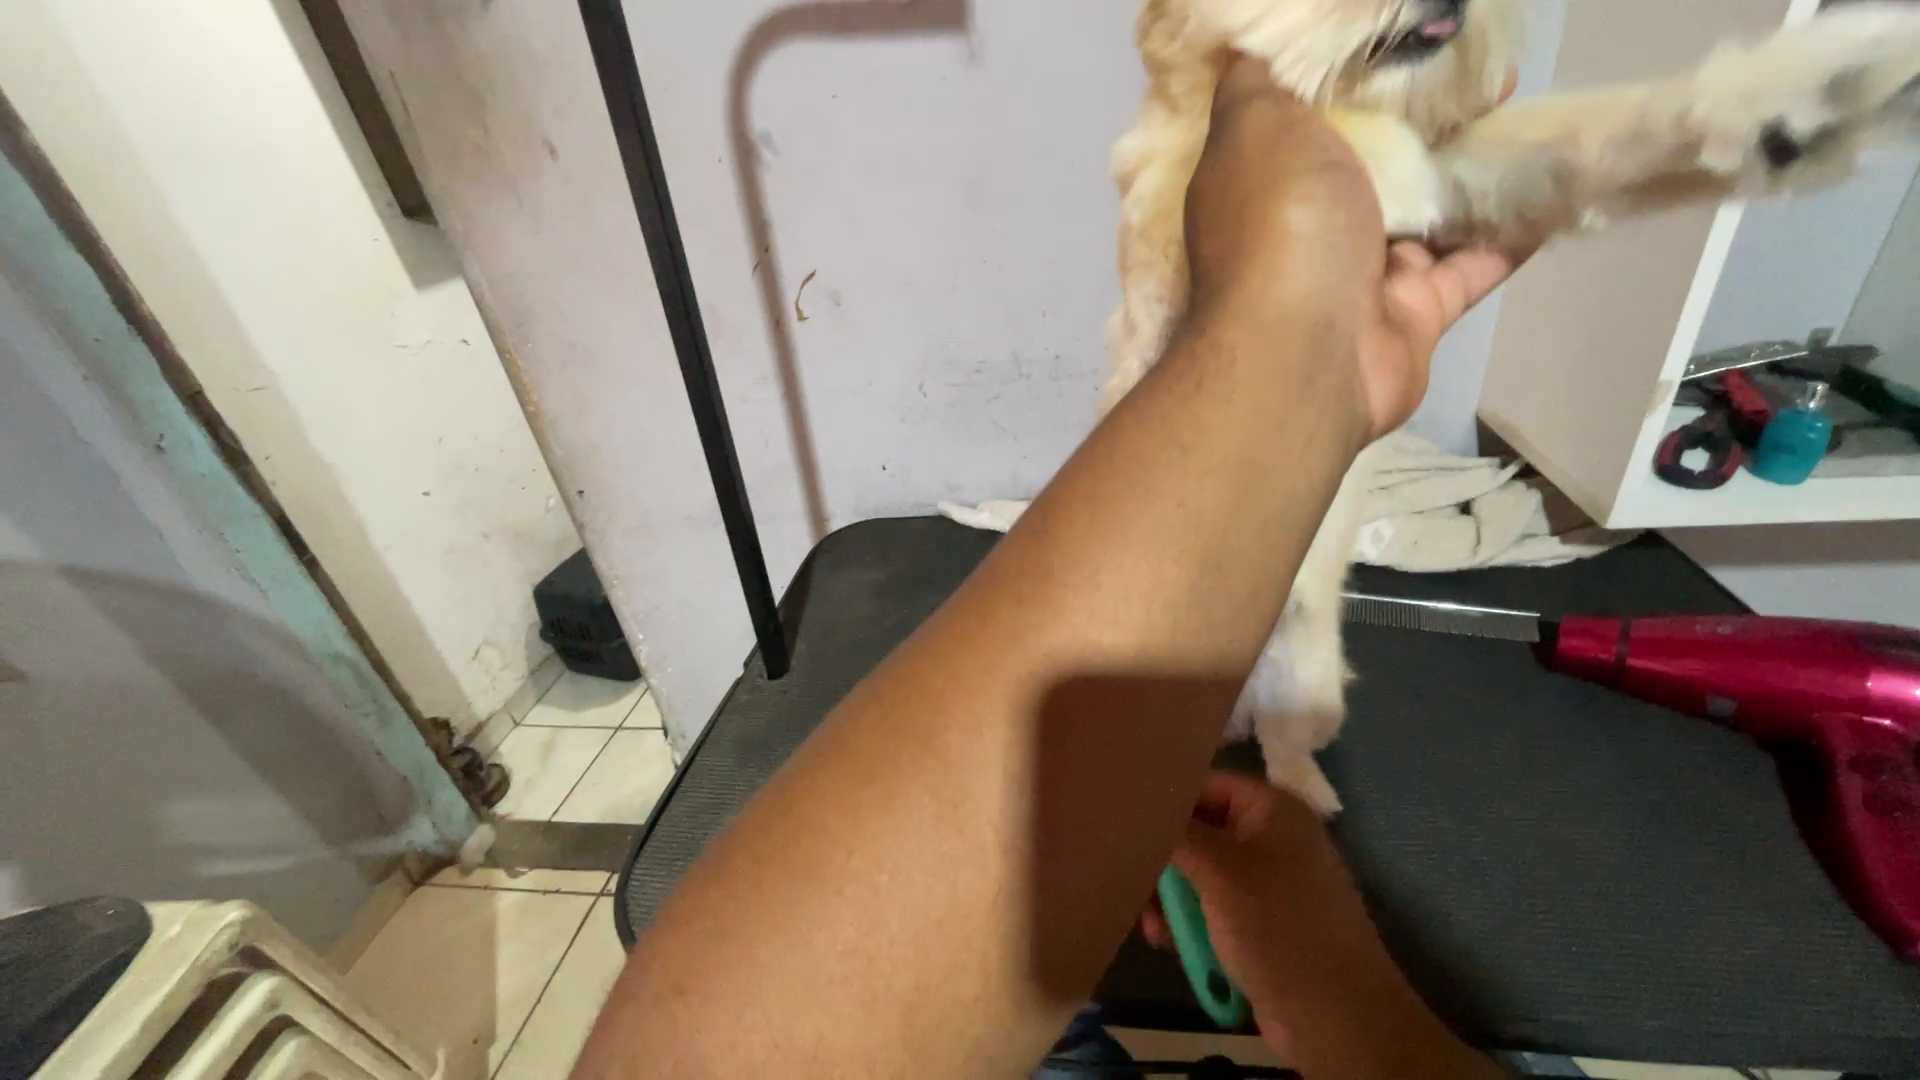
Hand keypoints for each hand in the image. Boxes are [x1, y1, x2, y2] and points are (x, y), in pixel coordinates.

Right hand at [1143, 773, 1509, 1078]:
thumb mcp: (1217, 871)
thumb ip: (1173, 831)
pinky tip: (1168, 942)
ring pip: (1199, 874)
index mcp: (1272, 809)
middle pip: (1197, 830)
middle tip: (1131, 882)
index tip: (1120, 819)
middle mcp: (1271, 837)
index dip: (1161, 800)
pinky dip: (1190, 921)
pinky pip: (1213, 907)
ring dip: (1171, 898)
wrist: (1338, 1021)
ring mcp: (1268, 883)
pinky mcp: (1262, 923)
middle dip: (1163, 860)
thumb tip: (1133, 800)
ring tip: (1151, 926)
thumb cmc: (1278, 928)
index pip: (1202, 783)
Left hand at [1183, 55, 1525, 440]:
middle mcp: (1305, 231)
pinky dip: (1515, 230)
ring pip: (1428, 214)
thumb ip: (1260, 79)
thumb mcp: (1254, 123)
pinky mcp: (1411, 316)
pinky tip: (1562, 185)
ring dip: (1476, 170)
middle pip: (1373, 166)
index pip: (1308, 124)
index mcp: (1262, 186)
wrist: (1305, 352)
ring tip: (1529, 116)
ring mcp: (1358, 278)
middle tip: (1487, 78)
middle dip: (1427, 122)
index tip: (1410, 42)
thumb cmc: (1281, 223)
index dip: (1356, 82)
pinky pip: (1472, 265)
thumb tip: (1254, 43)